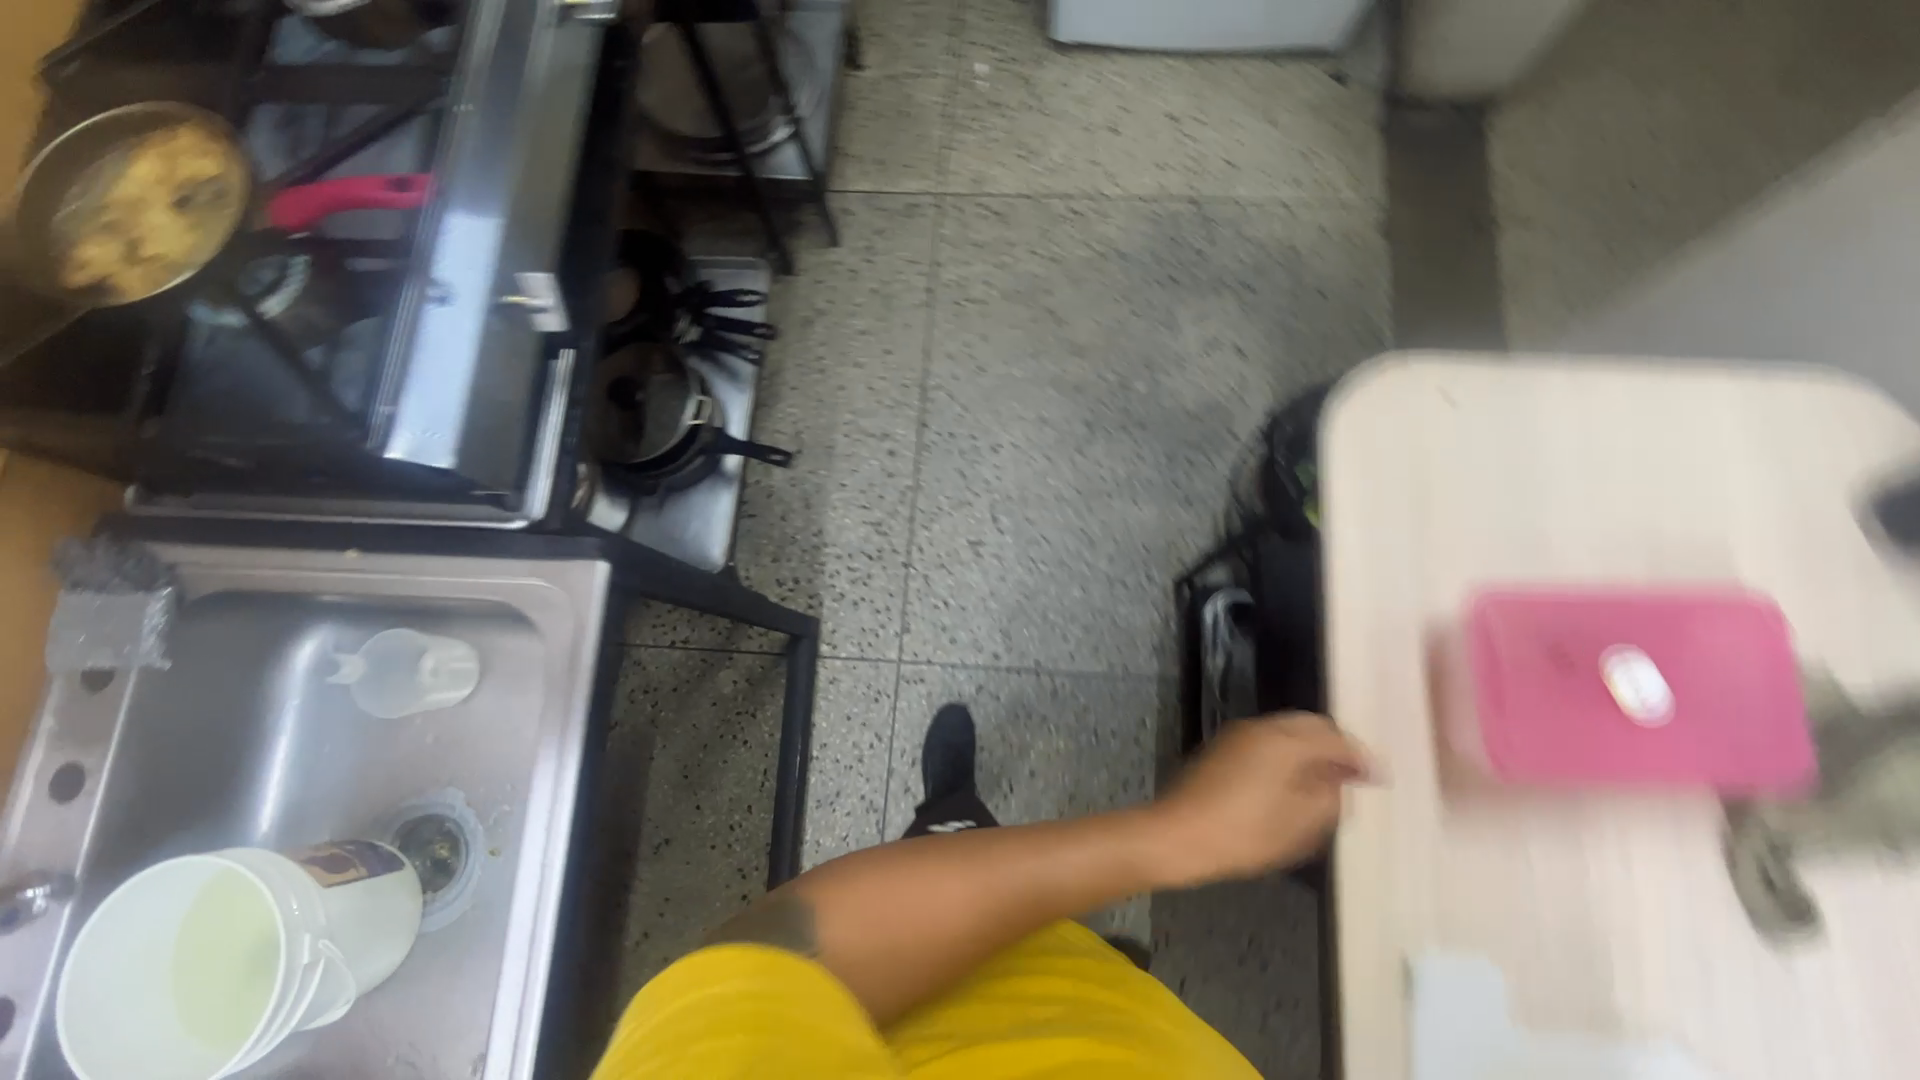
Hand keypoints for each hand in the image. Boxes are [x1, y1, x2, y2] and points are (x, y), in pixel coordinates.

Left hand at [1140, 713, 1371, 888]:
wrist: (1176, 836)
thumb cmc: (1243, 833)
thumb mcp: (1300, 824)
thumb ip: (1330, 797)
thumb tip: (1340, 781)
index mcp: (1284, 741)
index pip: (1335, 737)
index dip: (1361, 758)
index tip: (1378, 779)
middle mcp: (1261, 728)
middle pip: (1310, 725)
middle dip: (1335, 746)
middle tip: (1354, 775)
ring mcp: (1237, 736)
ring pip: (1286, 731)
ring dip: (1310, 749)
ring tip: (1327, 782)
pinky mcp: (1221, 750)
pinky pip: (1266, 742)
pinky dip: (1287, 755)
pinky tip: (1292, 783)